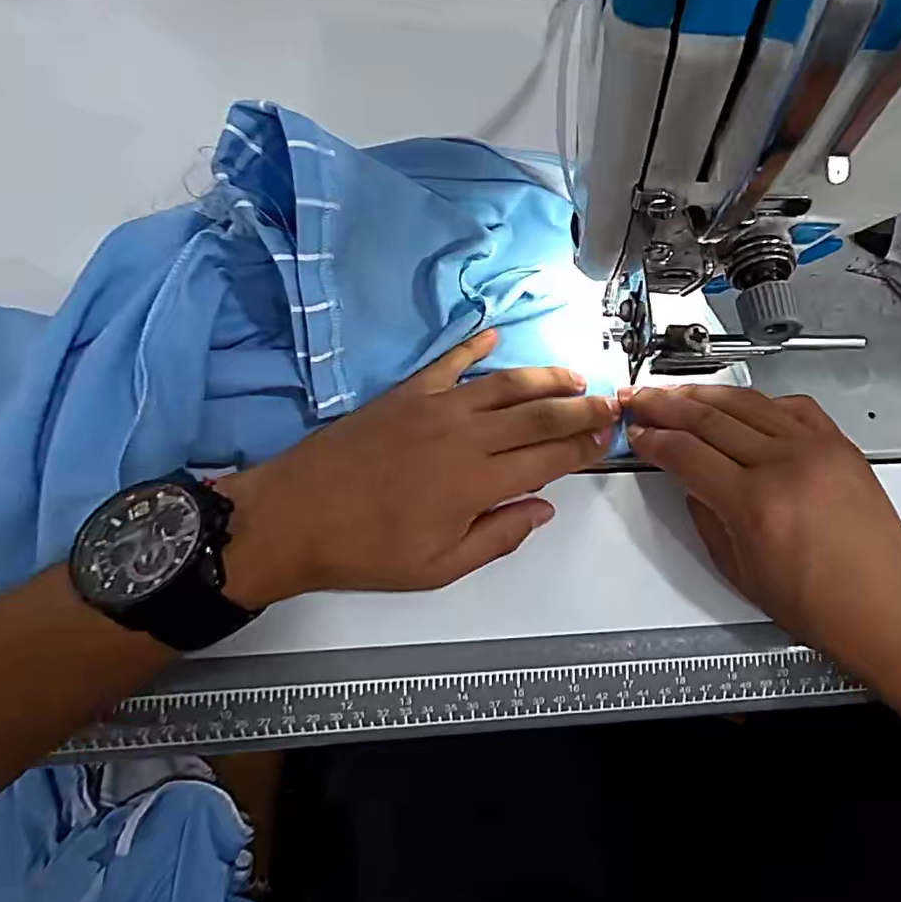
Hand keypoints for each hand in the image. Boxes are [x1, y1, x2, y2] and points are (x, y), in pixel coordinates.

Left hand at [215, 330, 617, 607]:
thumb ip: (498, 537)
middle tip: (608, 401)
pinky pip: (449, 362)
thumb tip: (542, 509)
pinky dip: (473, 346)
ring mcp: (435, 407)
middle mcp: (464, 437)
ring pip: (505, 384)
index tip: (606, 438)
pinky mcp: (407, 393)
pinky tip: (493, 335)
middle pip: (538, 415)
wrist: (292, 517)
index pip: (548, 458)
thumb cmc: (365, 549)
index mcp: (476, 482)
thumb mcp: (439, 566)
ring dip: (544, 377)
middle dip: (580, 408)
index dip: (583, 447)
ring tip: (572, 375)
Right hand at [624, 385, 900, 671]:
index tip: (639, 433)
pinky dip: (758, 400)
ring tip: (678, 392)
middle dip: (666, 405)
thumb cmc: (825, 604)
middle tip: (643, 400)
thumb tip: (691, 484)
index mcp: (756, 504)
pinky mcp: (838, 444)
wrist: (888, 606)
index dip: (654, 440)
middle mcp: (787, 465)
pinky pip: (791, 406)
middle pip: (709, 418)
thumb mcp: (740, 571)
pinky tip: (739, 401)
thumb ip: (706, 519)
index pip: (687, 453)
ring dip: (704, 394)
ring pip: (746, 402)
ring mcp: (817, 449)